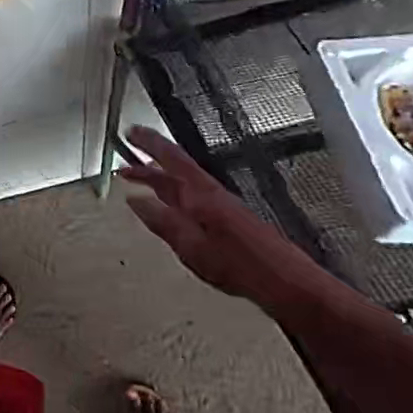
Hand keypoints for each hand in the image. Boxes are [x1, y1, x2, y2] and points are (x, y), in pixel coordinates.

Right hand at [119, 126, 333, 310]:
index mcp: (200, 193)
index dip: (148, 142)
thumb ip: (161, 220)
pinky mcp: (227, 218)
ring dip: (159, 176)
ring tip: (139, 177)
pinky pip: (191, 196)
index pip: (169, 157)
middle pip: (175, 166)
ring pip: (182, 182)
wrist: (283, 281)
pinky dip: (173, 193)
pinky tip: (168, 203)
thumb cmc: (241, 264)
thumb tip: (136, 200)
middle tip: (129, 149)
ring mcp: (220, 204)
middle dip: (149, 157)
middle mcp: (210, 193)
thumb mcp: (190, 245)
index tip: (131, 132)